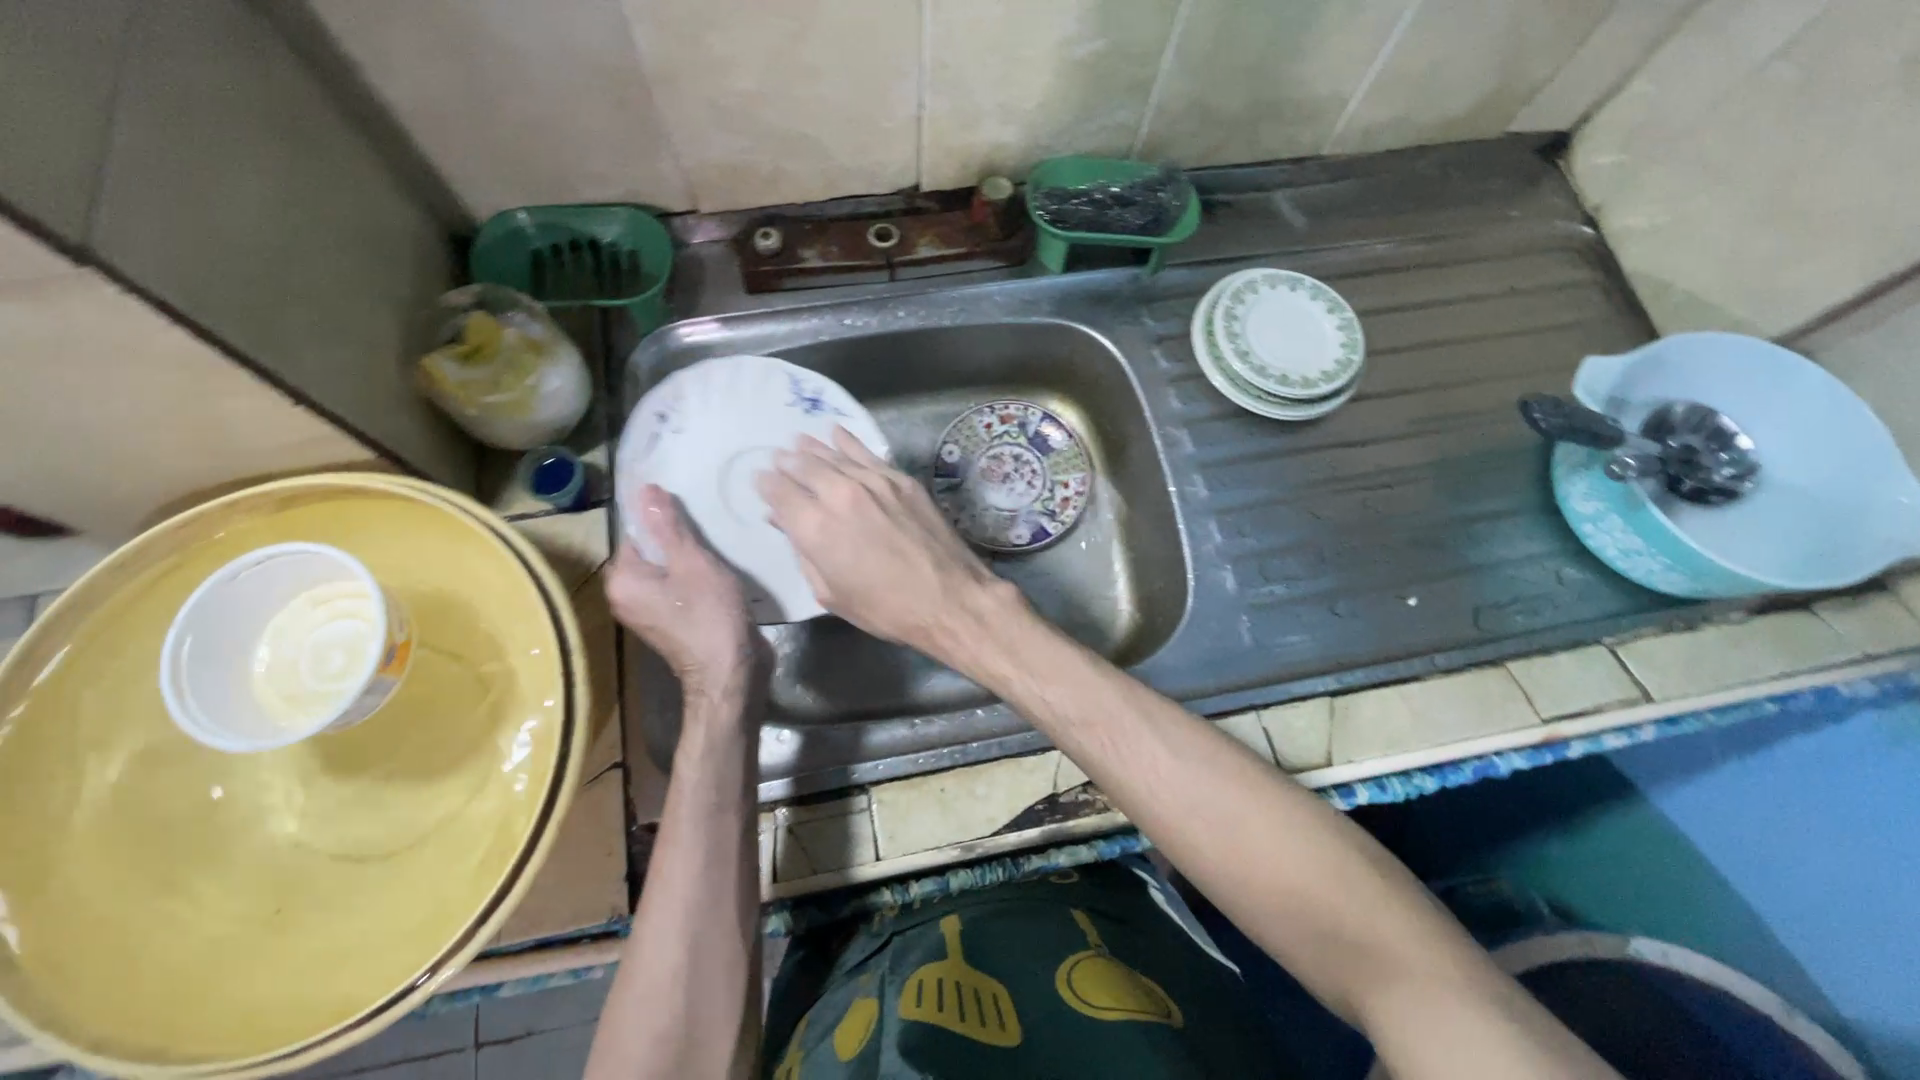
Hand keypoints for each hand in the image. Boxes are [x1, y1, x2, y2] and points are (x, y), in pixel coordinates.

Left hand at [605, 484, 758, 701]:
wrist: (731, 673)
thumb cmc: (711, 616)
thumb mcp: (692, 563)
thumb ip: (667, 525)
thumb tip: (645, 489)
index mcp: (623, 580)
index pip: (635, 531)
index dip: (662, 517)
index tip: (692, 509)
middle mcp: (625, 596)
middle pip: (650, 550)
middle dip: (678, 538)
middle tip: (709, 527)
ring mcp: (648, 612)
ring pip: (667, 568)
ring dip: (690, 558)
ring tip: (717, 546)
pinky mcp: (670, 622)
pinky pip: (677, 587)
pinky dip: (694, 577)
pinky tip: (719, 571)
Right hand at [757, 427, 1020, 655]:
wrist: (949, 598)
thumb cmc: (885, 608)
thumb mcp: (830, 593)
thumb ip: (803, 554)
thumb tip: (784, 523)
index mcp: (815, 528)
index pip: (780, 494)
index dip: (766, 485)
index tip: (760, 480)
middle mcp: (839, 496)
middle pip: (804, 468)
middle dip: (787, 463)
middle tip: (778, 459)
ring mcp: (873, 483)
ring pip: (834, 456)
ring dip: (812, 449)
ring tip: (797, 442)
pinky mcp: (900, 480)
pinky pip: (866, 454)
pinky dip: (848, 442)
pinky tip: (836, 433)